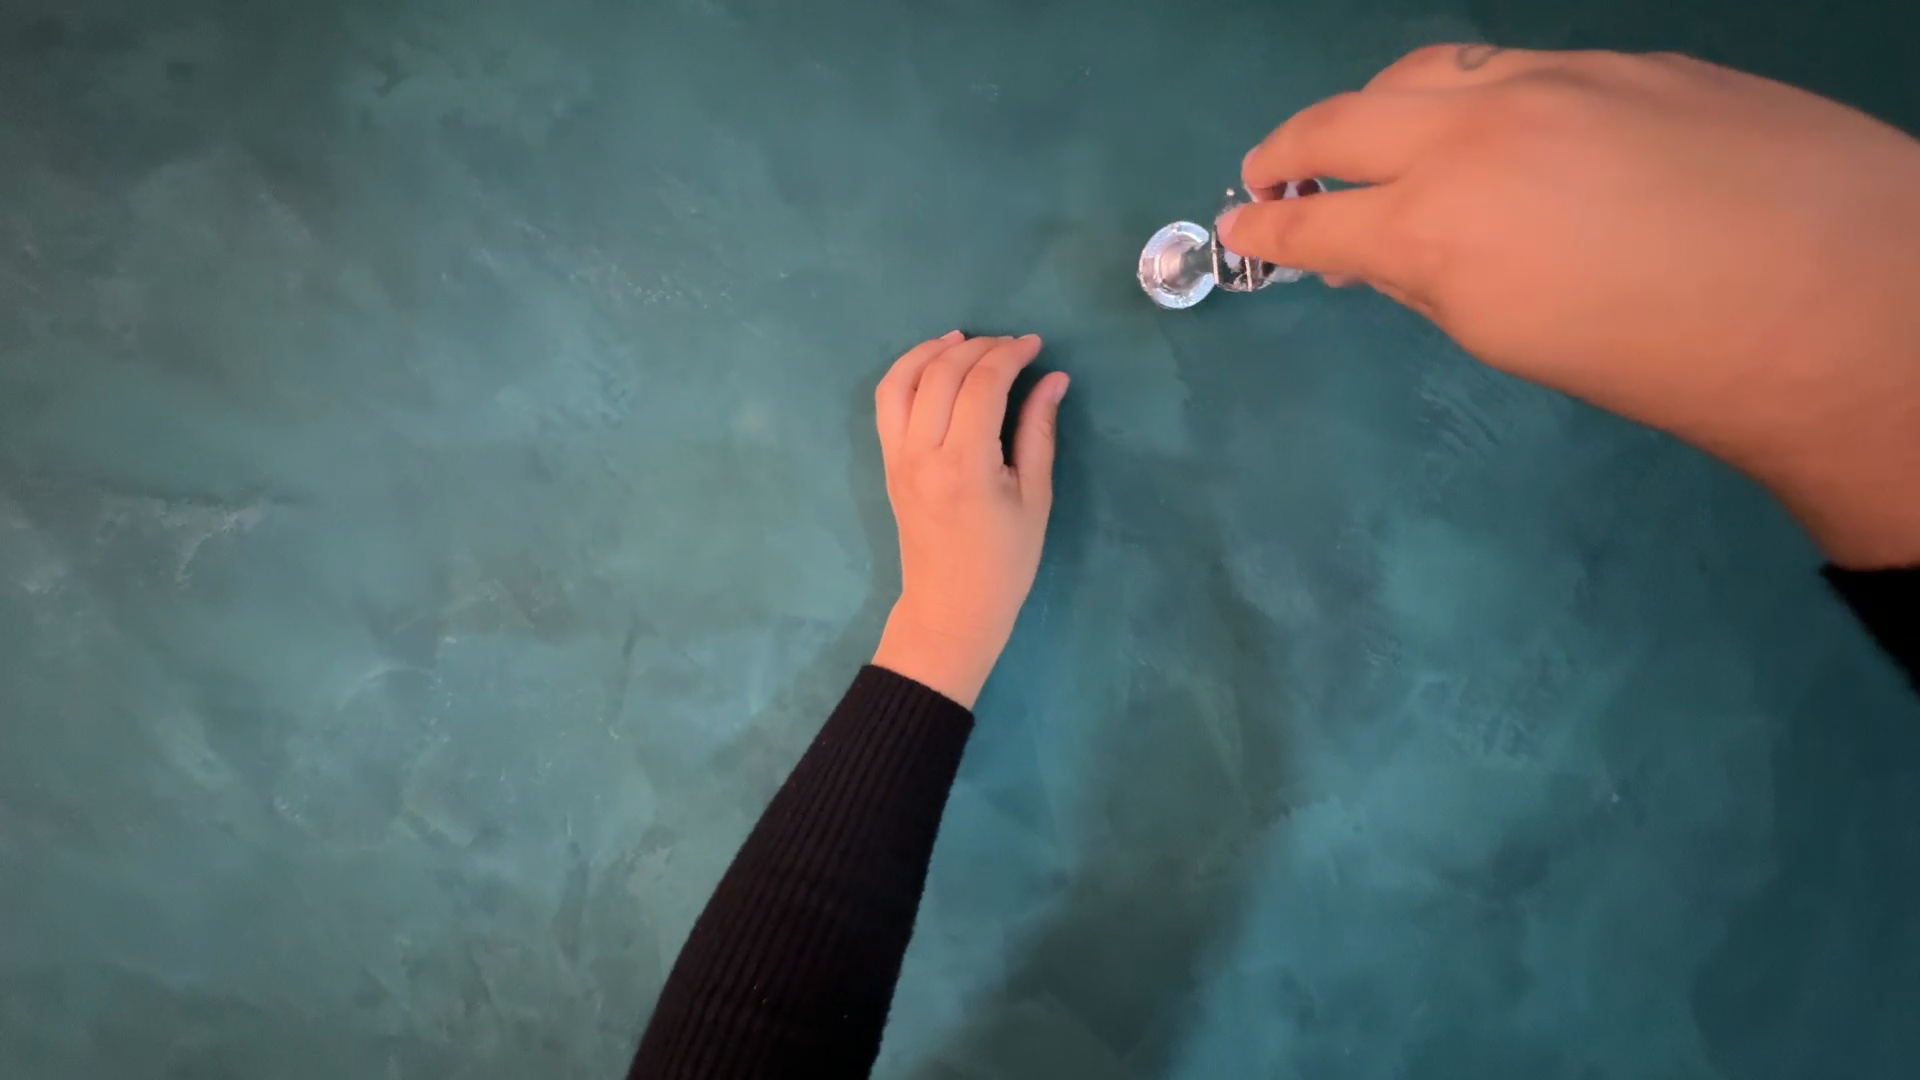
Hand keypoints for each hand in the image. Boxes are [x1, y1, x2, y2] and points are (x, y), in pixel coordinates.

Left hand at [869, 332, 1069, 707]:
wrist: (950, 607)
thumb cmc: (1004, 563)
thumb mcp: (1035, 499)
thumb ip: (1039, 433)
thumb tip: (1053, 379)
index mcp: (966, 465)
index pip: (983, 385)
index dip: (1010, 355)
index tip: (1035, 345)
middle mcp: (923, 454)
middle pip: (942, 373)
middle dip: (979, 347)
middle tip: (1011, 345)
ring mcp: (898, 458)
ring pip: (902, 381)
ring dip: (931, 350)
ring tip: (963, 340)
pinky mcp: (887, 464)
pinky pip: (886, 404)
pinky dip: (906, 373)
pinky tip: (932, 366)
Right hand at [1218, 46, 1919, 567]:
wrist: (1818, 291)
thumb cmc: (1629, 347)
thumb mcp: (1486, 326)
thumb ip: (1415, 273)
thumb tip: (1379, 248)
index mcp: (1428, 226)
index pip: (1310, 224)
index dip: (1260, 231)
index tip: (1234, 230)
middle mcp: (1470, 137)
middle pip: (1337, 124)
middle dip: (1282, 152)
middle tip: (1263, 174)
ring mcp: (1546, 82)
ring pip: (1416, 71)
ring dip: (1363, 109)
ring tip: (1354, 140)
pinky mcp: (1613, 61)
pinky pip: (1501, 68)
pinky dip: (1453, 100)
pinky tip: (1468, 132)